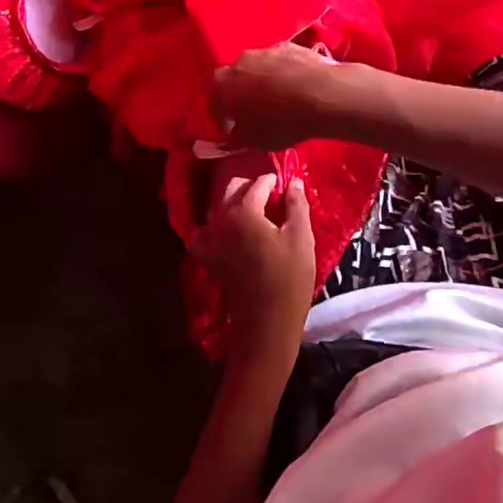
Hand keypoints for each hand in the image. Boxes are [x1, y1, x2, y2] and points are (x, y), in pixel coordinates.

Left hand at [192, 170, 315, 361]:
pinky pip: (201, 233)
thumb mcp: (301, 237)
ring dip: (232, 203)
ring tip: (251, 209)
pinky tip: (223, 231)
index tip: (282, 182)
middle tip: (269, 193)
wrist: (267, 322)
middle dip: (250, 186)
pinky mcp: (206, 258)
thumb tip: (292, 182)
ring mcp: (209, 240)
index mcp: (243, 211)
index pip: (257, 185)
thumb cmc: (289, 278)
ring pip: (216, 208)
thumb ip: (296, 205)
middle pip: (232, 190)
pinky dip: (210, 227)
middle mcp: (220, 220)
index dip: (271, 181)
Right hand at [211, 44, 346, 150]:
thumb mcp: (254, 141)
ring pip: (258, 68)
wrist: (322, 94)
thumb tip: (237, 129)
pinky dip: (284, 75)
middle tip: (254, 112)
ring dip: (263, 82)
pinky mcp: (291, 46)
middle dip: (242, 95)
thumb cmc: (281, 122)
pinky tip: (296, 89)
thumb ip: (239, 134)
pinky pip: (281, 64)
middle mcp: (240, 60)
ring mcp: (266, 50)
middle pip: (236, 79)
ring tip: (279, 101)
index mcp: (223, 84)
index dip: (223, 117)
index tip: (233, 129)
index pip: (214, 101)